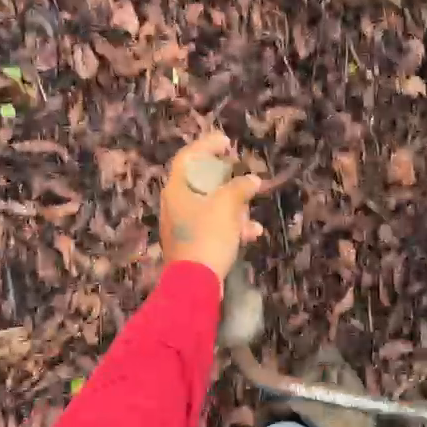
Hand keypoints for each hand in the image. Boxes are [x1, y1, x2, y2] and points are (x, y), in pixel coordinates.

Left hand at [160, 133, 262, 279]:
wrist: (195, 284)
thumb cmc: (208, 236)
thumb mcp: (227, 206)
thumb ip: (240, 187)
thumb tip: (252, 179)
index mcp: (176, 190)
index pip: (188, 157)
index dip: (206, 146)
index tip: (226, 142)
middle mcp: (174, 204)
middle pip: (201, 182)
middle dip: (227, 181)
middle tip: (243, 177)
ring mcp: (182, 225)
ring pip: (210, 206)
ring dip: (234, 207)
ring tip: (251, 213)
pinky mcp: (192, 244)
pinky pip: (213, 226)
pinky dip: (231, 226)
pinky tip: (252, 234)